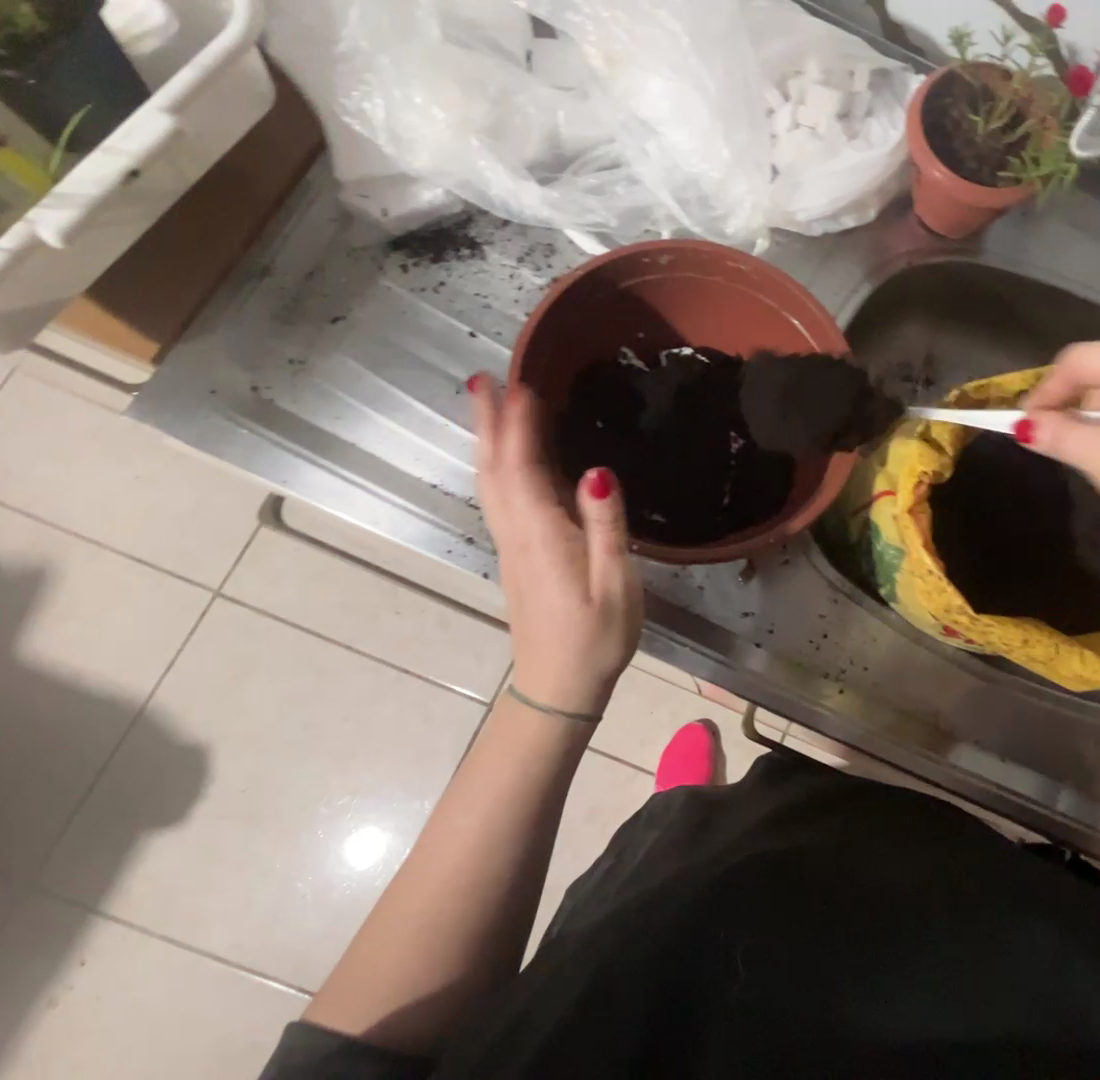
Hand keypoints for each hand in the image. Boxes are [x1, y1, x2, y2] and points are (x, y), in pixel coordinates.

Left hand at [468, 373, 642, 717]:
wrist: (559, 686)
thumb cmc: (596, 637)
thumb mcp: (615, 583)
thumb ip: (605, 526)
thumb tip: (595, 470)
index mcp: (541, 533)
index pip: (523, 466)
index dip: (521, 423)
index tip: (522, 381)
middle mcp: (517, 533)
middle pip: (495, 469)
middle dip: (489, 422)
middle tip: (483, 379)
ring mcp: (512, 546)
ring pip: (491, 483)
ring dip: (488, 442)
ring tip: (487, 407)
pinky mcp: (516, 558)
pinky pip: (499, 499)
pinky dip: (498, 468)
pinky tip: (507, 463)